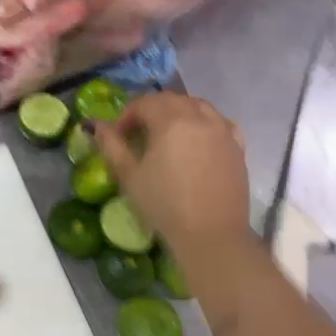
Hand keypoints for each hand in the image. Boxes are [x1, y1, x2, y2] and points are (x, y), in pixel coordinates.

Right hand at [95, 92, 250, 254]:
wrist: (212, 236)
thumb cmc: (165, 205)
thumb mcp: (129, 175)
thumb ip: (112, 145)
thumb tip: (98, 125)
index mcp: (171, 122)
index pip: (144, 103)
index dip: (126, 116)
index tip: (118, 136)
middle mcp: (199, 119)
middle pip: (171, 99)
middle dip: (151, 110)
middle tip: (138, 133)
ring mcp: (223, 132)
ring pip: (198, 105)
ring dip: (179, 111)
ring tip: (168, 133)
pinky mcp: (238, 148)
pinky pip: (221, 122)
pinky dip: (206, 122)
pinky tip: (199, 138)